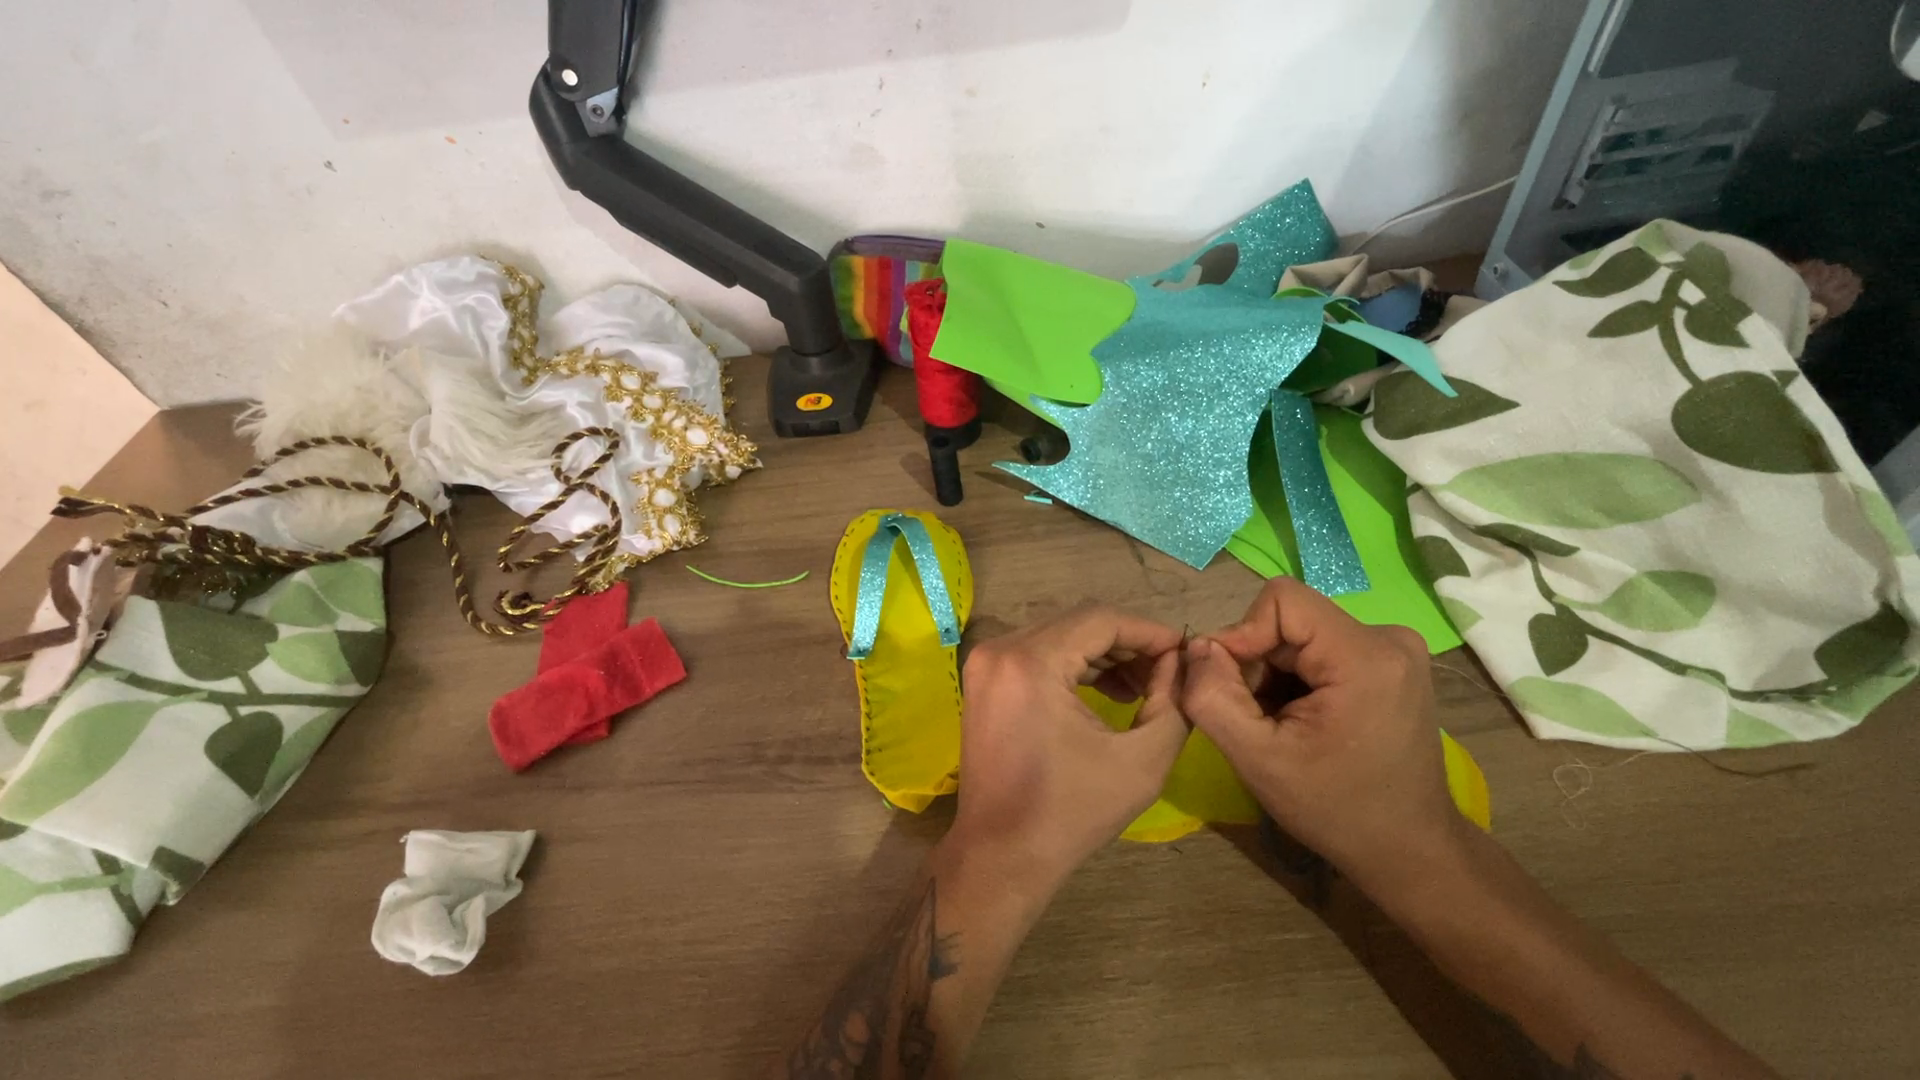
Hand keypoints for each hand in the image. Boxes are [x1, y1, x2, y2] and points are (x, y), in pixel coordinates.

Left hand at [950, 606, 1187, 890]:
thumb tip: (1179, 662)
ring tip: (1144, 689)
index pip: (1101, 620)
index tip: (1185, 652)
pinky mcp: (984, 682)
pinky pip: (1039, 655)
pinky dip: (1076, 667)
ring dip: (1104, 656)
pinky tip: (1110, 693)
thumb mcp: (1142, 760)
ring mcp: (986, 665)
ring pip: (1059, 637)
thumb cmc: (1072, 813)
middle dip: (1128, 644)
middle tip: (1168, 673)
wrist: (1002, 855)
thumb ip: (1173, 702)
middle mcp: (1000, 650)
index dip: (1149, 632)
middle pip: (1078, 624)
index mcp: (1030, 662)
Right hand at [1178, 578, 1465, 895]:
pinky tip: (1301, 720)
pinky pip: (1320, 648)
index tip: (1229, 685)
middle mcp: (1388, 638)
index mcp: (1365, 655)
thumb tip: (1196, 647)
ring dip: (1273, 674)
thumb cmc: (1335, 809)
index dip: (1241, 633)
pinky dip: (1296, 679)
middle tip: (1254, 717)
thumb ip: (1212, 697)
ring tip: (1278, 724)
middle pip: (1289, 620)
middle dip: (1257, 663)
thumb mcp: (1257, 758)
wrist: (1408, 849)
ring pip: (1300, 636)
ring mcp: (1394, 649)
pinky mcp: (1390, 662)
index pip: (1281, 600)